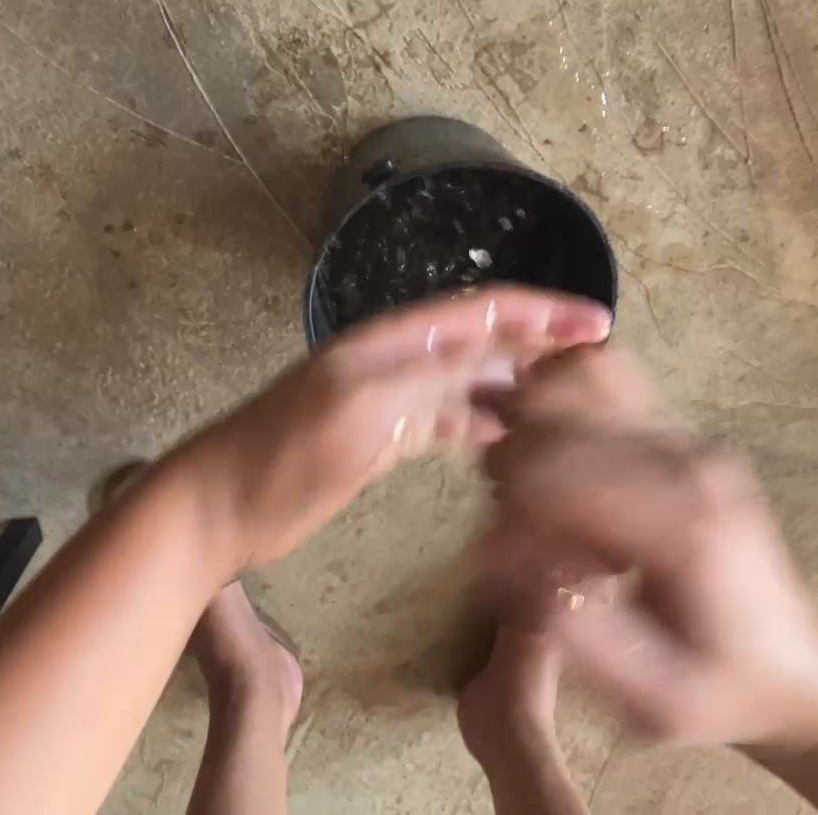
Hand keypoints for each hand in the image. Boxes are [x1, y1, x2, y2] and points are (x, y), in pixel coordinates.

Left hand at [174, 286, 612, 567]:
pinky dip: (480, 424)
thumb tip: (492, 351)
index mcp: (389, 341)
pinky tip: (509, 439)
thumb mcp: (358, 410)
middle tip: (595, 366)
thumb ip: (424, 377)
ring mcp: (388, 401)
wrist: (220, 507)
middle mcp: (394, 361)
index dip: (539, 312)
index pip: (478, 312)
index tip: (597, 321)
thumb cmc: (282, 457)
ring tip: (566, 405)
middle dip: (537, 346)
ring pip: (466, 382)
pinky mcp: (383, 438)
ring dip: (514, 385)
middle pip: (478, 342)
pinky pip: (444, 421)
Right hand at [480, 347, 817, 751]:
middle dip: (509, 468)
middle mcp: (689, 462)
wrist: (798, 670)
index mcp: (686, 525)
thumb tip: (505, 559)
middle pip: (556, 421)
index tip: (489, 557)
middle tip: (505, 527)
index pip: (557, 475)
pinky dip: (558, 395)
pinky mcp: (680, 433)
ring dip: (528, 422)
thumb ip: (581, 633)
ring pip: (578, 379)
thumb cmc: (723, 692)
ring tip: (519, 483)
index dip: (506, 512)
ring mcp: (688, 438)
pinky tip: (545, 441)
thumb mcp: (656, 700)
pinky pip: (605, 378)